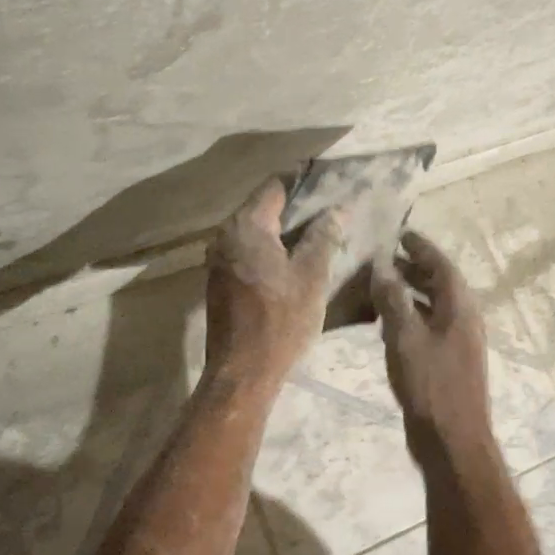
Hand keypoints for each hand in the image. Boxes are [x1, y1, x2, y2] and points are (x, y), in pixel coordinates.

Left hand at [203, 179, 343, 386]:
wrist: (243, 372)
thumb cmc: (281, 322)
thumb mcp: (311, 277)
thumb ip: (323, 236)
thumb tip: (337, 209)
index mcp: (246, 227)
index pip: (276, 186)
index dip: (304, 182)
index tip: (331, 183)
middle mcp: (224, 235)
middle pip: (263, 206)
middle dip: (296, 206)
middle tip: (331, 209)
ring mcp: (217, 258)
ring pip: (255, 230)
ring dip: (283, 229)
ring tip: (319, 233)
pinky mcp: (219, 279)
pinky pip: (247, 250)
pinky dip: (270, 248)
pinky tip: (295, 259)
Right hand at [372, 231, 493, 458]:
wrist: (452, 439)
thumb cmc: (430, 385)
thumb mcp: (405, 338)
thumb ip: (394, 300)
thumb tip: (383, 268)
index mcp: (460, 307)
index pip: (442, 265)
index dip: (421, 247)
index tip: (401, 233)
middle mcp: (464, 319)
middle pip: (440, 283)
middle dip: (414, 267)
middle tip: (385, 257)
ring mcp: (459, 341)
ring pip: (434, 305)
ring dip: (411, 291)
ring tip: (381, 284)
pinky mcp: (449, 361)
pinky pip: (429, 325)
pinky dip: (410, 315)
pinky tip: (388, 323)